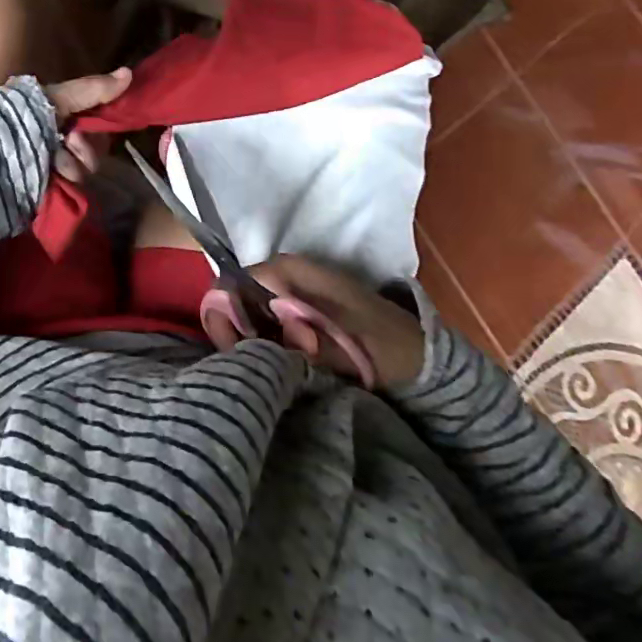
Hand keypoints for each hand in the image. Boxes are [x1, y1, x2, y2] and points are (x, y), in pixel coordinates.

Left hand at [42, 67, 131, 183]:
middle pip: (96, 147)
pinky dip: (68, 178)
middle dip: (86, 146)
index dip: (101, 124)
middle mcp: (61, 139)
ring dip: (76, 162)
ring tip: (56, 160)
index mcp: (62, 116)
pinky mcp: (53, 186)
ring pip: (88, 167)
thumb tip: (129, 72)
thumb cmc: (24, 117)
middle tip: (69, 140)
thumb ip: (93, 88)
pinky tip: (53, 173)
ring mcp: (57, 165)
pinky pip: (77, 184)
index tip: (92, 123)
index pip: (97, 121)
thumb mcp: (58, 97)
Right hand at [240, 254, 425, 389]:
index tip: (237, 354)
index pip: (234, 284)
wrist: (414, 353)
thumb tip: (272, 332)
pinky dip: (261, 341)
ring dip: (247, 340)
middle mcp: (282, 273)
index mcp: (289, 271)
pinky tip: (273, 364)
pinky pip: (261, 319)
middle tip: (249, 369)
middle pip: (234, 296)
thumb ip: (306, 338)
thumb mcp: (345, 346)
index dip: (226, 318)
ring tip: (263, 370)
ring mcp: (287, 289)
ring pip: (245, 309)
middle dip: (233, 332)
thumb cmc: (382, 344)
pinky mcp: (293, 307)